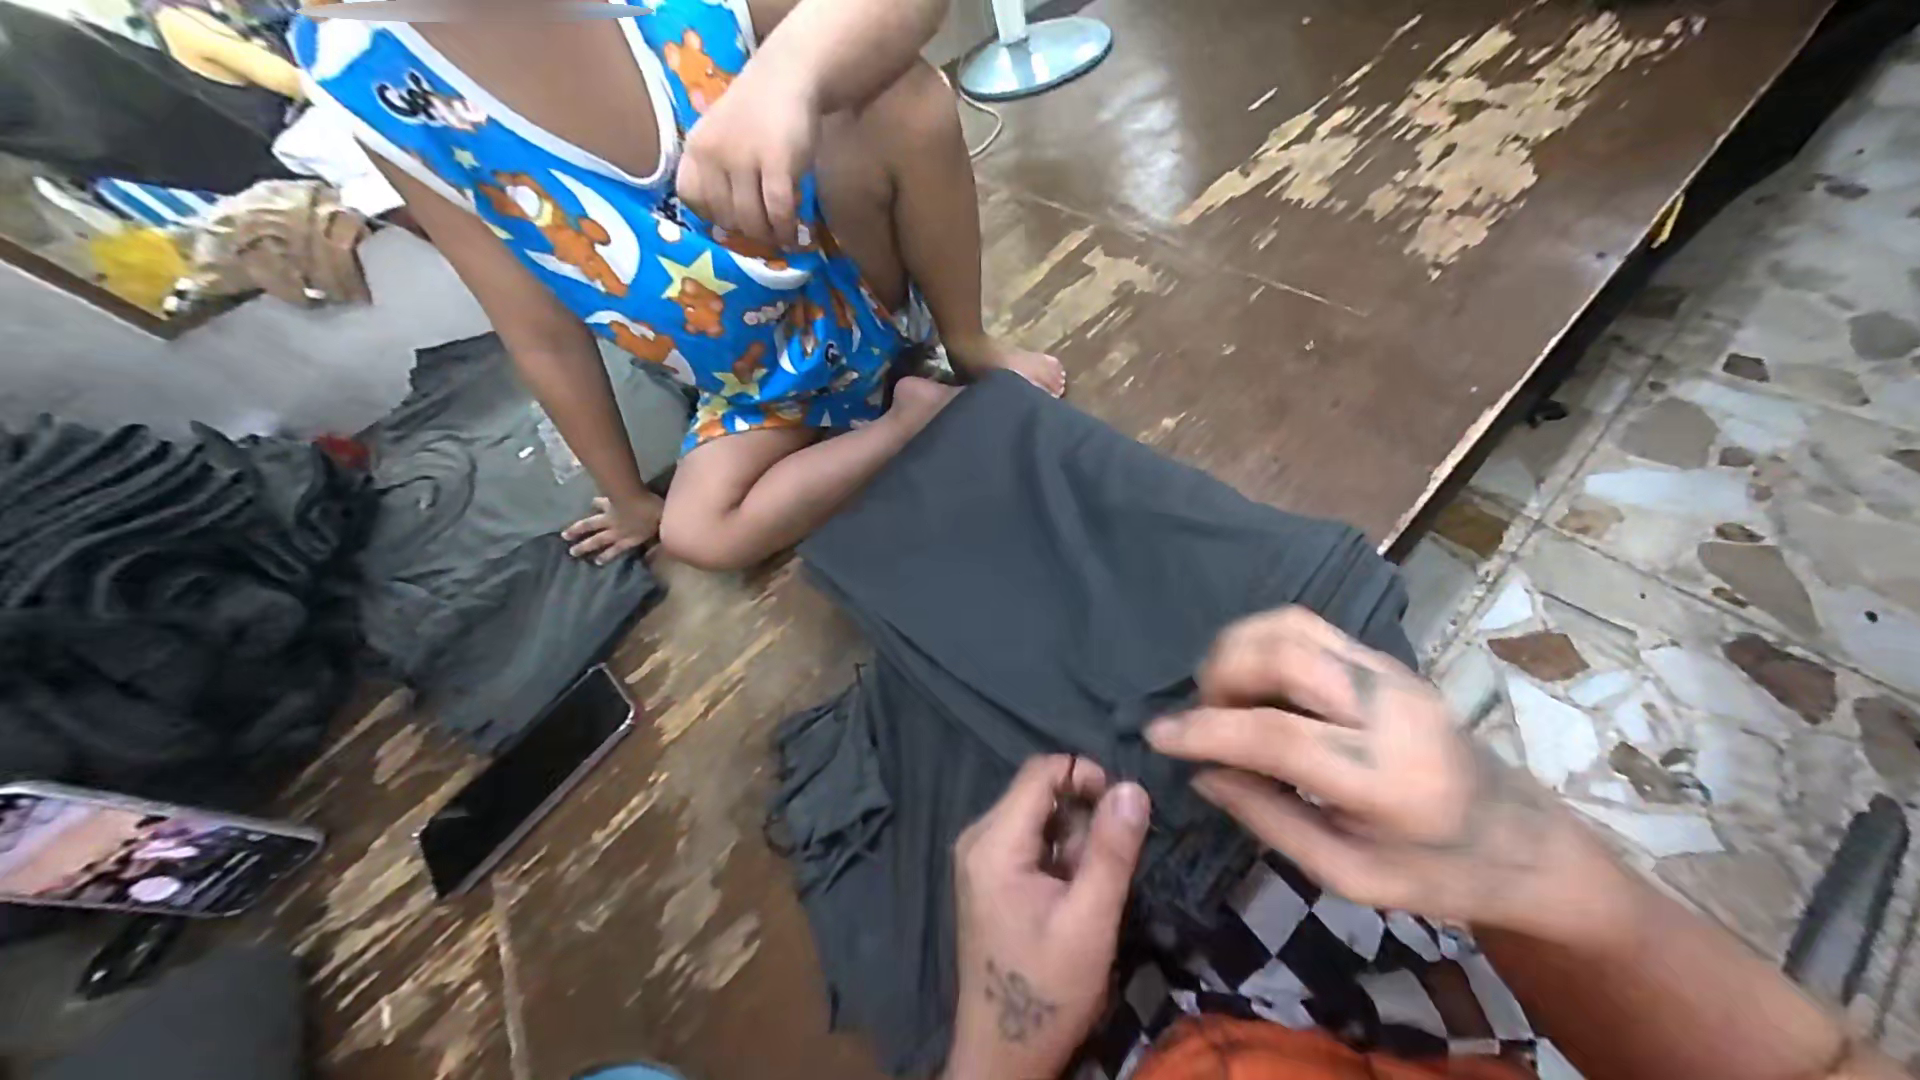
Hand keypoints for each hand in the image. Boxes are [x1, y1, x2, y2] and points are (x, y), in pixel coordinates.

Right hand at [560, 494, 661, 564]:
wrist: (637, 497)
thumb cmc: (653, 515)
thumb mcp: (662, 530)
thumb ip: (660, 542)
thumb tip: (659, 553)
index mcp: (629, 538)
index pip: (617, 550)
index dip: (607, 555)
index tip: (596, 561)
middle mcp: (616, 530)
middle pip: (598, 540)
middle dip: (585, 546)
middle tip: (571, 552)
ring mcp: (609, 517)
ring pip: (590, 525)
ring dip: (577, 529)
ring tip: (565, 534)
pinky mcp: (608, 503)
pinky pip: (601, 503)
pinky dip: (595, 503)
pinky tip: (590, 502)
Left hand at [675, 60, 819, 247]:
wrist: (787, 78)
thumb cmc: (755, 115)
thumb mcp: (721, 139)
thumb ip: (718, 174)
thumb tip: (729, 225)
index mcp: (695, 148)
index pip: (690, 198)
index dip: (712, 216)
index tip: (733, 219)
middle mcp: (714, 154)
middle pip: (726, 217)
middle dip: (747, 232)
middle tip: (765, 231)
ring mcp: (745, 159)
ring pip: (752, 220)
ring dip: (769, 236)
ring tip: (782, 236)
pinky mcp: (777, 164)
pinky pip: (779, 212)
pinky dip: (787, 230)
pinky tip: (794, 234)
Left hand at [946, 756, 1150, 1079]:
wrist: (1003, 1053)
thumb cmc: (1047, 990)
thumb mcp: (1091, 920)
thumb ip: (1111, 850)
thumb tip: (1132, 787)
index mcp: (994, 840)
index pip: (1040, 771)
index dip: (1084, 775)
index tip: (1122, 807)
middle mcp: (978, 835)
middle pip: (1038, 792)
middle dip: (1081, 815)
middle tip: (1107, 862)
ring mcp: (979, 855)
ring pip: (1038, 815)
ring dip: (1073, 839)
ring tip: (1087, 888)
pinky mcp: (987, 873)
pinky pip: (1029, 839)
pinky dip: (1058, 854)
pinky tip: (1070, 894)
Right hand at [1147, 607, 1628, 945]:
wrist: (1525, 839)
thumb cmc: (1438, 873)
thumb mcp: (1349, 876)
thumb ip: (1268, 819)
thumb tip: (1202, 772)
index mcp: (1388, 780)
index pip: (1276, 735)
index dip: (1205, 731)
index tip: (1157, 734)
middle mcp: (1391, 709)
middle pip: (1283, 655)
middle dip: (1221, 676)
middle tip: (1204, 714)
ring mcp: (1391, 673)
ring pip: (1290, 626)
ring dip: (1237, 650)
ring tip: (1224, 693)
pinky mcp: (1384, 659)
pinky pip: (1304, 627)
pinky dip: (1260, 641)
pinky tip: (1253, 678)